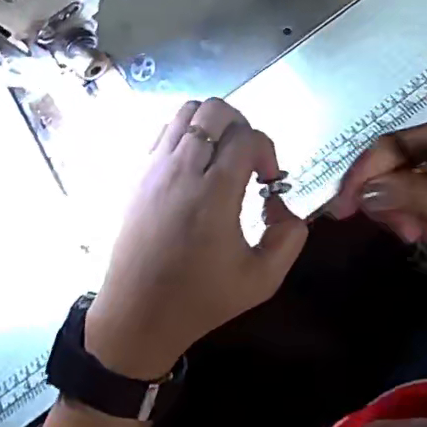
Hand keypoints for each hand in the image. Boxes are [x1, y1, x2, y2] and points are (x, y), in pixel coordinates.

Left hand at [85, 99, 308, 380]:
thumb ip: (289, 236)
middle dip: (242, 126)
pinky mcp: (137, 175)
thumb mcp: (263, 279)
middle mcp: (182, 171)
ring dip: (213, 125)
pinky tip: (195, 166)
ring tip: (222, 157)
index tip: (268, 182)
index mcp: (214, 194)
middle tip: (247, 159)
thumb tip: (282, 202)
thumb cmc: (201, 300)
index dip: (267, 152)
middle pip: (214, 110)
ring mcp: (154, 169)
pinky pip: (164, 130)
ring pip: (186, 111)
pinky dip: (187, 134)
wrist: (137, 316)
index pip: (247, 138)